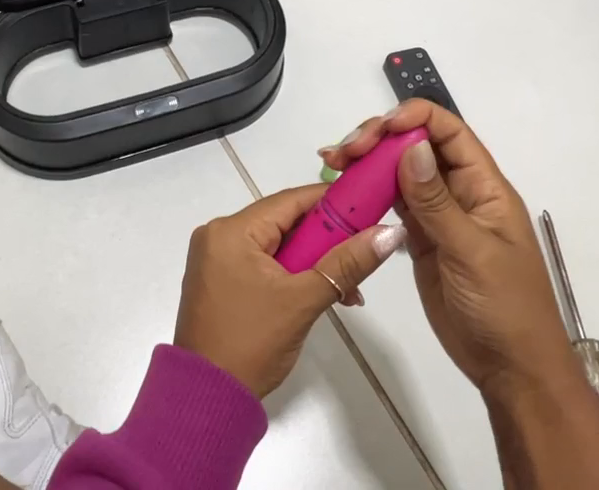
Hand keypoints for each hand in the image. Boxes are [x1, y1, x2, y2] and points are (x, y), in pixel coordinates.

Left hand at [174, 184, 404, 396]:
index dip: (332, 202)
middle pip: (284, 223)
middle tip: (361, 259)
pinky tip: (320, 295)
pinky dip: (291, 275)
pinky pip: (263, 264)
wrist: (207, 398)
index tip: (368, 208)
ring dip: (312, 264)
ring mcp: (216, 259)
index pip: (290, 200)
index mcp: (231, 230)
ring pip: (277, 246)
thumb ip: (347, 263)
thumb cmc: (252, 343)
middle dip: (326, 242)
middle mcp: (218, 235)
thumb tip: (391, 233)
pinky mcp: (219, 281)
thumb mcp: (304, 300)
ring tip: (347, 292)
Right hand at [322, 100, 575, 392]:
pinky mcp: (419, 238)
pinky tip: (343, 190)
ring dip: (366, 162)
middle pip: (417, 145)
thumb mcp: (472, 252)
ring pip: (398, 171)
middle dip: (380, 138)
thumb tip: (412, 147)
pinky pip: (390, 202)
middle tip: (343, 152)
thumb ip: (438, 202)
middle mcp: (459, 192)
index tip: (376, 130)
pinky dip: (366, 192)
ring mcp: (437, 215)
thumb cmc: (505, 308)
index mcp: (484, 187)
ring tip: (332, 163)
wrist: (512, 370)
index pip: (449, 131)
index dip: (414, 118)